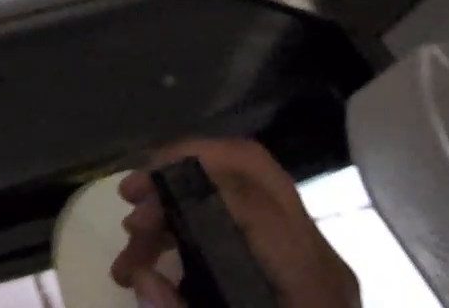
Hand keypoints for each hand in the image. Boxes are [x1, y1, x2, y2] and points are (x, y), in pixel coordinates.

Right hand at [113, 140, 358, 307]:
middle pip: (250, 168)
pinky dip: (196, 222)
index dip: (184, 183)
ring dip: (179, 199)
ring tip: (134, 243)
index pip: (247, 195)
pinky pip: (244, 219)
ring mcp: (311, 263)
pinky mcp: (299, 275)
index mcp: (309, 281)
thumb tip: (144, 280)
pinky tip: (162, 258)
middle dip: (181, 166)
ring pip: (239, 190)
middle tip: (132, 194)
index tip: (134, 207)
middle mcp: (316, 258)